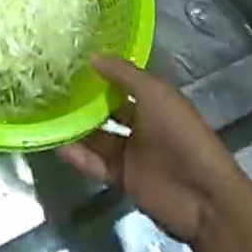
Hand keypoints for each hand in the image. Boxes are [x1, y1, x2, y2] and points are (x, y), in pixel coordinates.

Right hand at [57, 53, 251, 243]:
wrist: (205, 197)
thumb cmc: (181, 134)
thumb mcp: (154, 92)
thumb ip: (122, 72)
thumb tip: (91, 55)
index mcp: (152, 101)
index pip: (119, 82)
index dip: (97, 71)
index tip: (68, 58)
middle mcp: (139, 124)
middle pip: (104, 109)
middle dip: (80, 99)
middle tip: (49, 86)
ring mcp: (131, 152)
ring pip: (95, 136)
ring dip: (74, 127)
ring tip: (46, 114)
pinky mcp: (123, 178)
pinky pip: (95, 163)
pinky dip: (78, 155)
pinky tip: (58, 144)